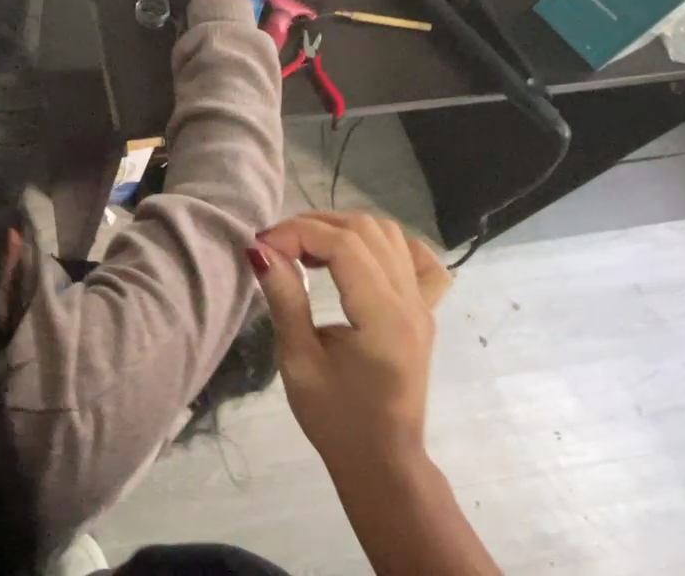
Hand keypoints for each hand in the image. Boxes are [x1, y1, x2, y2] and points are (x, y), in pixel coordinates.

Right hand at [248, 212, 451, 468]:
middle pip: (366, 230)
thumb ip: (285, 299)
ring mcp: (423, 304)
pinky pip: (418, 260)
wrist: (382, 460)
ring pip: (390, 235)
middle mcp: (411, 302)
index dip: (298, 233)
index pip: (343, 245)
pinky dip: (388, 244)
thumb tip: (261, 250)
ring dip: (344, 229)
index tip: (262, 247)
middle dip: (315, 225)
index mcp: (384, 317)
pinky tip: (360, 256)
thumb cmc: (335, 418)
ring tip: (308, 251)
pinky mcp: (423, 311)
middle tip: (277, 247)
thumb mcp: (299, 361)